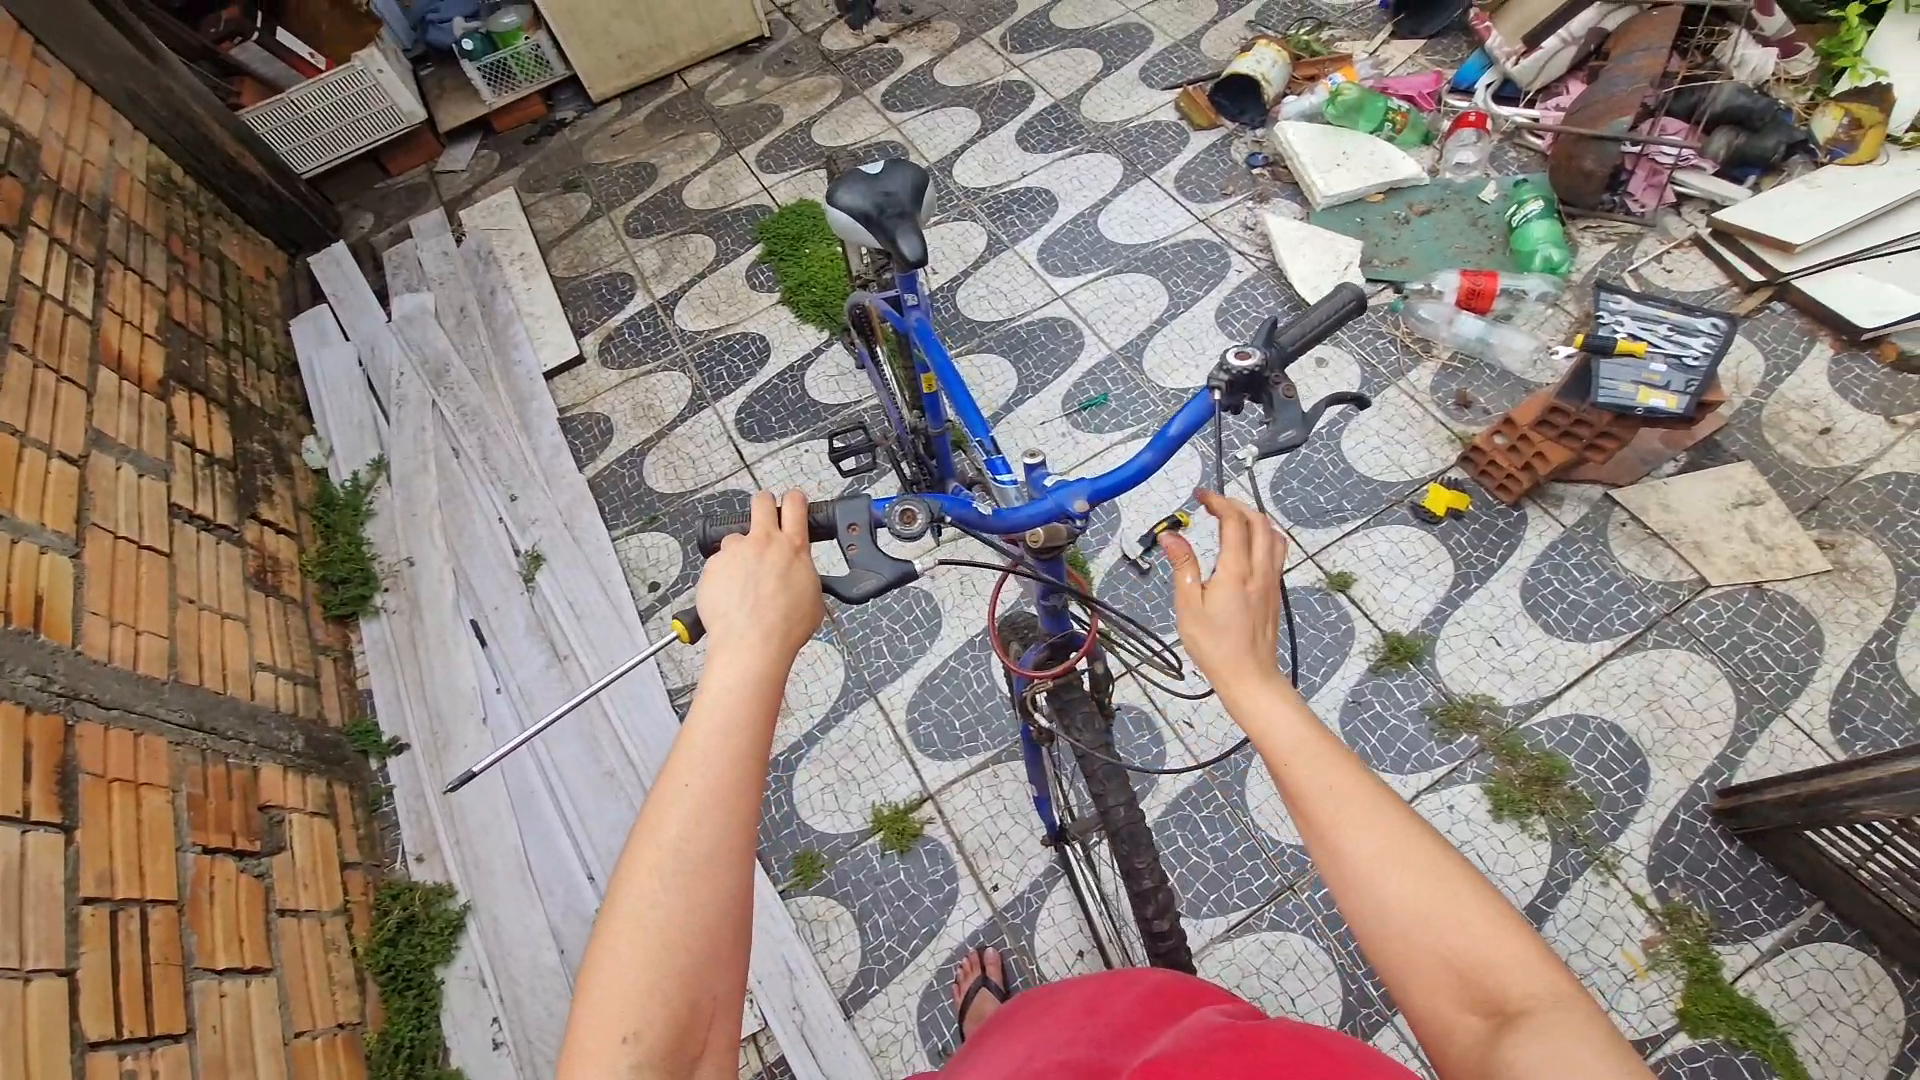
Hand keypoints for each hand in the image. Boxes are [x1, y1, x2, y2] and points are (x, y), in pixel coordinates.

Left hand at [696, 491, 824, 665]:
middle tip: (764, 515)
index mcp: (794, 547)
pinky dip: (723, 574)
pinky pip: (718, 563)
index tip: (792, 500)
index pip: (795, 504)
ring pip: (736, 538)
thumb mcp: (813, 597)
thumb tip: (800, 574)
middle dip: (763, 503)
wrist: (752, 643)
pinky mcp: (713, 565)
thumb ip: (804, 575)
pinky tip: (731, 595)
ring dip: (740, 550)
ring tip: (744, 578)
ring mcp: (736, 551)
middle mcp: (764, 542)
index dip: (793, 499)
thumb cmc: (784, 627)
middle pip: (761, 501)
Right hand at [1163, 490, 1287, 701]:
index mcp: (1235, 571)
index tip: (1201, 496)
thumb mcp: (1188, 606)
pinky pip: (1277, 551)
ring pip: (1273, 534)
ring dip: (1254, 518)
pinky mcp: (1275, 590)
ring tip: (1231, 517)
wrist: (1249, 675)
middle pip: (1258, 521)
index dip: (1218, 502)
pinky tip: (1247, 543)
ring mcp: (1271, 579)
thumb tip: (1171, 535)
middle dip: (1236, 505)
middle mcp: (1259, 569)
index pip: (1234, 522)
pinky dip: (1264, 535)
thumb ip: (1183, 566)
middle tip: (1212, 504)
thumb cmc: (1213, 644)